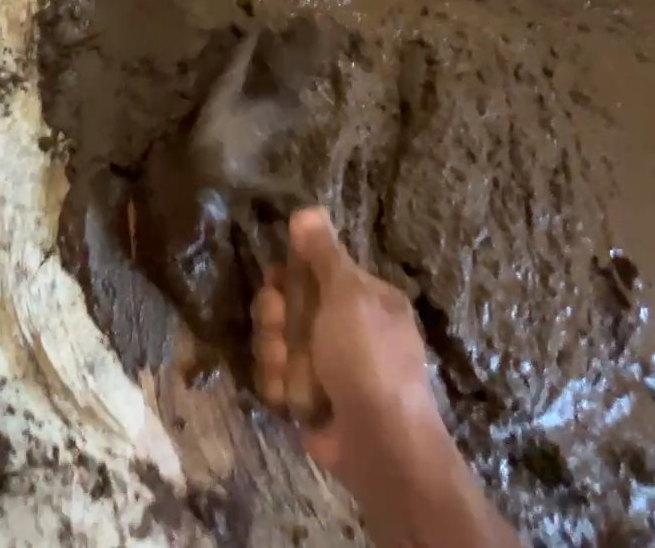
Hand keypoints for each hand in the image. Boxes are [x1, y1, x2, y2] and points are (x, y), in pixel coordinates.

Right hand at [252, 209, 447, 480]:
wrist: (380, 445)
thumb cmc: (368, 359)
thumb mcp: (348, 296)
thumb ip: (322, 253)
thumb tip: (308, 208)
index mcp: (363, 299)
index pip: (310, 270)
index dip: (287, 277)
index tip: (278, 284)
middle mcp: (343, 327)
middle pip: (283, 305)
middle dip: (275, 321)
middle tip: (284, 332)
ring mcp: (324, 364)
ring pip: (274, 341)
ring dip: (276, 355)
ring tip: (291, 374)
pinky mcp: (307, 395)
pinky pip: (274, 375)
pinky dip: (278, 385)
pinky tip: (290, 398)